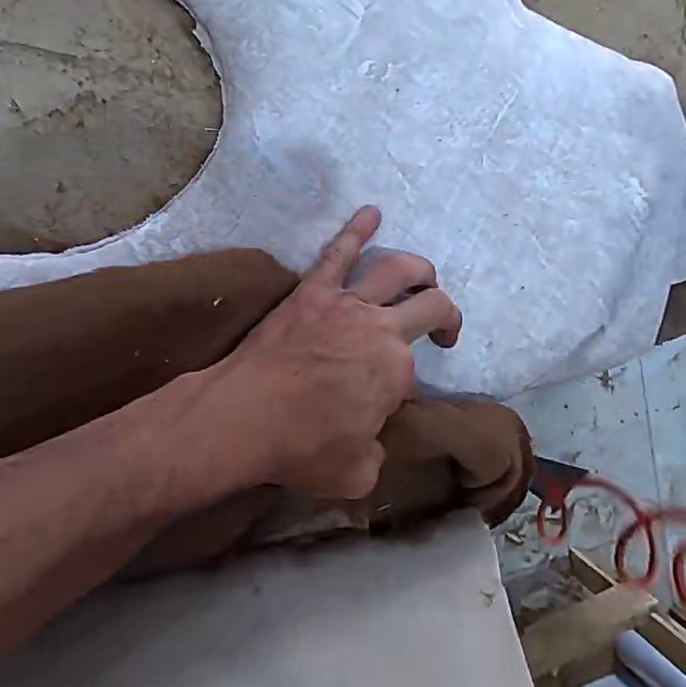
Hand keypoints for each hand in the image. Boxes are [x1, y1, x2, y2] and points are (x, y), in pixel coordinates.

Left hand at [207, 207, 460, 499]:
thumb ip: (377, 456)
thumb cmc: (299, 448)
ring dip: (419, 269)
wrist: (240, 419)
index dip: (404, 384)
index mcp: (397, 370)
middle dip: (445, 315)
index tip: (384, 401)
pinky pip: (339, 251)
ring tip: (425, 276)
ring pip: (397, 268)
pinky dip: (357, 229)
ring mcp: (348, 303)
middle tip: (442, 328)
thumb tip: (376, 442)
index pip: (415, 369)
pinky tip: (371, 211)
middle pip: (432, 304)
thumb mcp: (355, 474)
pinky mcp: (314, 289)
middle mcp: (383, 329)